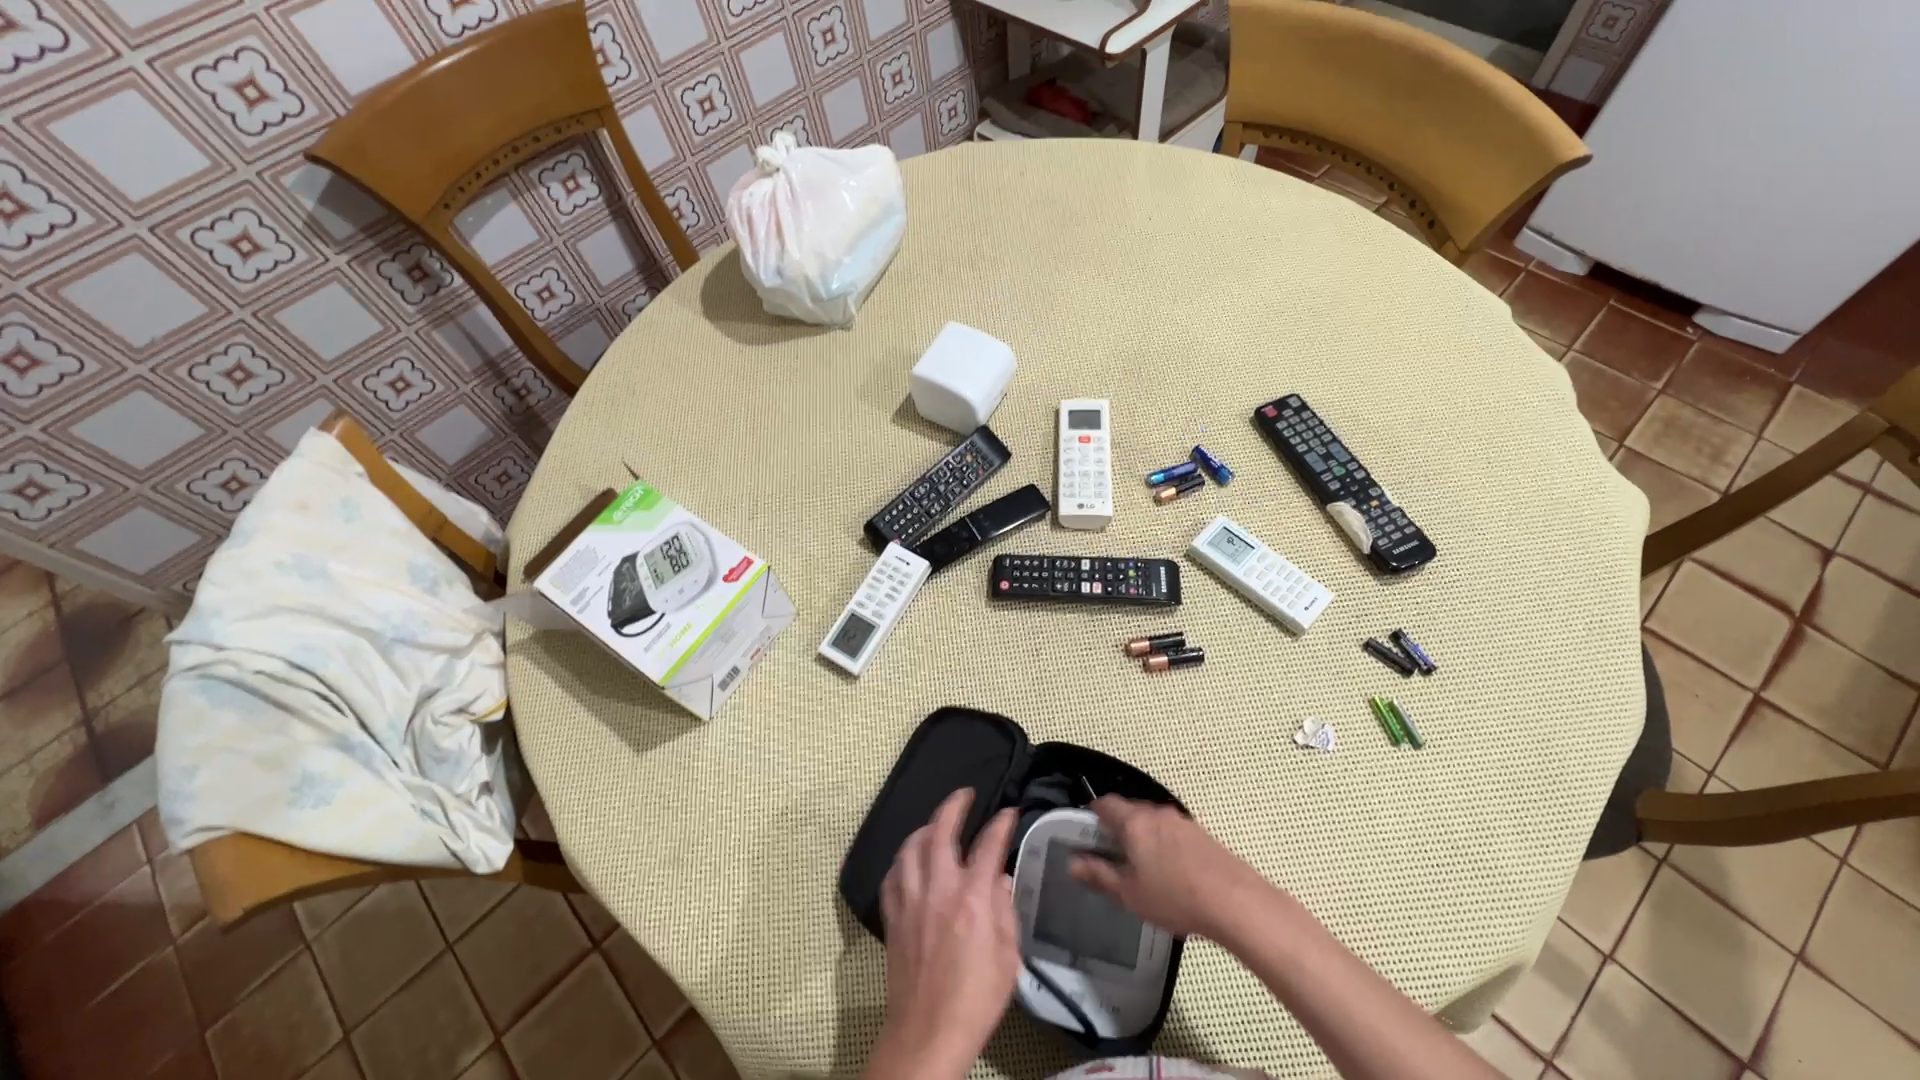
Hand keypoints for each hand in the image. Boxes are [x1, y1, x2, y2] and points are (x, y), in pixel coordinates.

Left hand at [876, 789, 1019, 1071]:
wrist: (928, 1031)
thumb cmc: (976, 999)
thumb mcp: (1009, 956)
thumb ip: (1005, 910)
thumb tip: (1000, 880)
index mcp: (972, 898)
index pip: (989, 845)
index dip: (1001, 823)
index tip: (1009, 812)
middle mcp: (938, 889)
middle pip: (940, 831)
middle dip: (954, 805)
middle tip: (964, 794)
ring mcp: (910, 900)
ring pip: (910, 847)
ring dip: (925, 828)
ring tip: (936, 823)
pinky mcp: (892, 916)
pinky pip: (893, 874)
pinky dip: (903, 858)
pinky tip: (910, 859)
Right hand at [1071, 795, 1268, 937]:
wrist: (1236, 902)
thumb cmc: (1176, 898)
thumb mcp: (1129, 893)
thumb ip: (1099, 875)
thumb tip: (1073, 862)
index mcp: (1134, 822)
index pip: (1104, 804)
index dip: (1090, 816)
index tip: (1084, 836)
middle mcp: (1157, 814)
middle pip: (1129, 811)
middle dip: (1115, 829)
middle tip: (1108, 857)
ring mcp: (1183, 823)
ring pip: (1152, 822)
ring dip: (1141, 838)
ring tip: (1138, 869)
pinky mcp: (1202, 836)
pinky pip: (1171, 833)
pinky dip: (1162, 845)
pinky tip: (1167, 874)